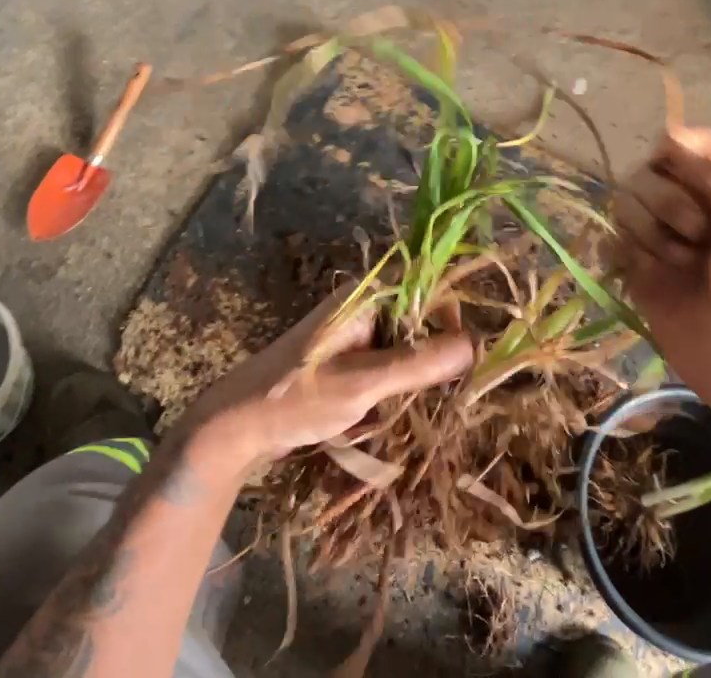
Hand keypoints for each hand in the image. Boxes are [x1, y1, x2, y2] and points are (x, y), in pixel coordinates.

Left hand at [180, 284, 472, 470]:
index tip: (467, 355)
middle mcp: (362, 307)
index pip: (426, 285)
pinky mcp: (348, 360)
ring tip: (424, 402)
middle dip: (438, 348)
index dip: (450, 314)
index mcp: (364, 297)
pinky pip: (389, 361)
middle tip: (448, 389)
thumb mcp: (362, 384)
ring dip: (420, 370)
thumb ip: (417, 364)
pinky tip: (400, 406)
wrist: (237, 425)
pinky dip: (400, 381)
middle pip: (420, 315)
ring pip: (407, 342)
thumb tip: (473, 345)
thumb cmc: (296, 398)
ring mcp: (354, 334)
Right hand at [615, 127, 710, 410]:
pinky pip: (610, 244)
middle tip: (698, 238)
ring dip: (646, 229)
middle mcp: (690, 214)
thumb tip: (676, 132)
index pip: (689, 147)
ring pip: (624, 205)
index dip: (676, 148)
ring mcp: (661, 246)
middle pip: (648, 172)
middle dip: (665, 200)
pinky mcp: (638, 278)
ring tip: (678, 266)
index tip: (675, 163)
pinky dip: (617, 251)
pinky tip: (640, 273)